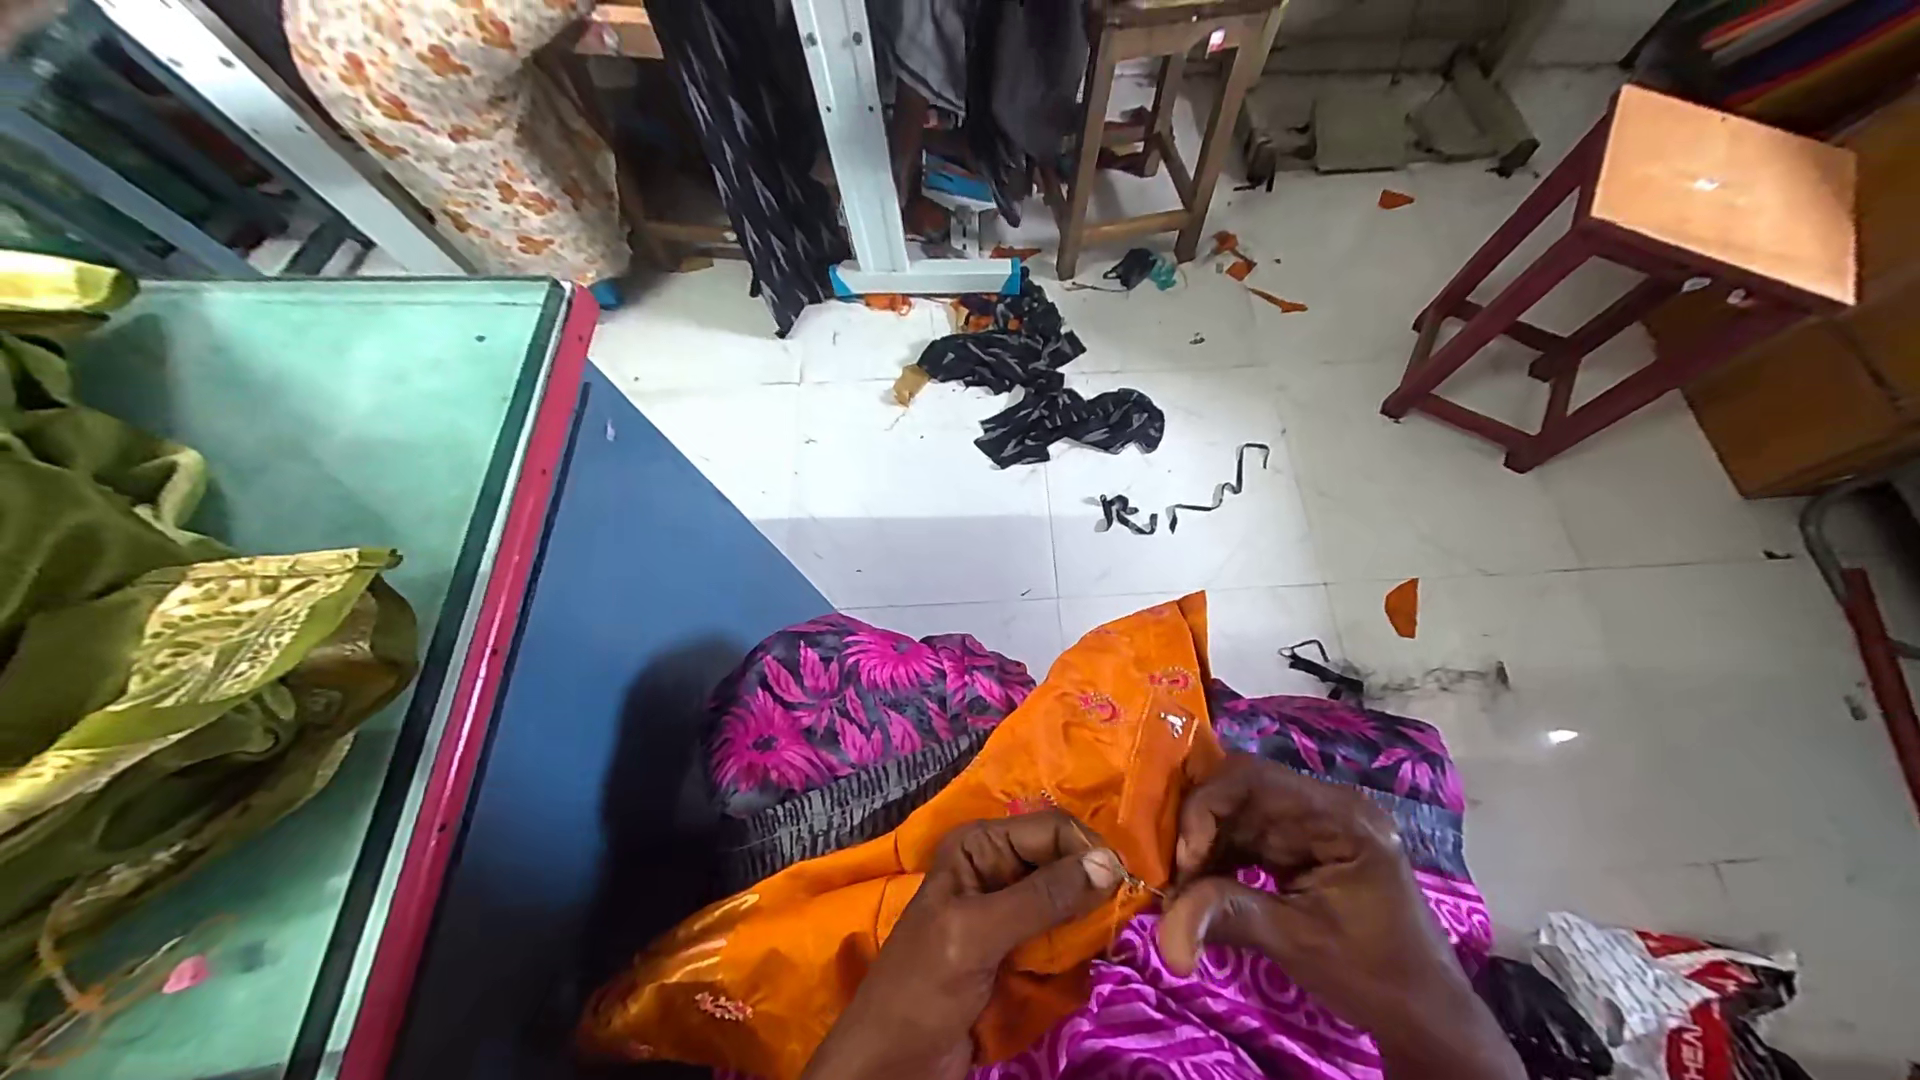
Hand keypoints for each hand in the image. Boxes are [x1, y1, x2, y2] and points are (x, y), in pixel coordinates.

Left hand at [801, 811, 1124, 1079]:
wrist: (892, 1061)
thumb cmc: (923, 986)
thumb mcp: (978, 934)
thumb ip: (1042, 898)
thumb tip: (1110, 863)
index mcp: (980, 844)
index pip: (1051, 828)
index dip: (1088, 851)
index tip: (1123, 888)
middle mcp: (997, 865)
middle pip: (1063, 859)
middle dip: (1092, 884)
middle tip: (1121, 917)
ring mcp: (1008, 906)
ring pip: (1068, 896)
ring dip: (1089, 918)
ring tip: (1105, 940)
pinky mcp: (1018, 945)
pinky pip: (1061, 932)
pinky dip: (1077, 943)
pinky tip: (1089, 956)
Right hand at [1158, 754, 1522, 1079]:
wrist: (1425, 1022)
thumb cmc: (1376, 978)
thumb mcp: (1299, 943)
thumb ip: (1229, 916)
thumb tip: (1163, 926)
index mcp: (1339, 816)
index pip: (1253, 779)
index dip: (1207, 807)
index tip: (1185, 860)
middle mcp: (1322, 807)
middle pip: (1239, 788)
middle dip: (1199, 825)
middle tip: (1176, 870)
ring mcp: (1310, 824)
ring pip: (1235, 810)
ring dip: (1203, 842)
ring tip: (1182, 882)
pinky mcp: (1298, 845)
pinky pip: (1243, 834)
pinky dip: (1217, 856)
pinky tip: (1200, 883)